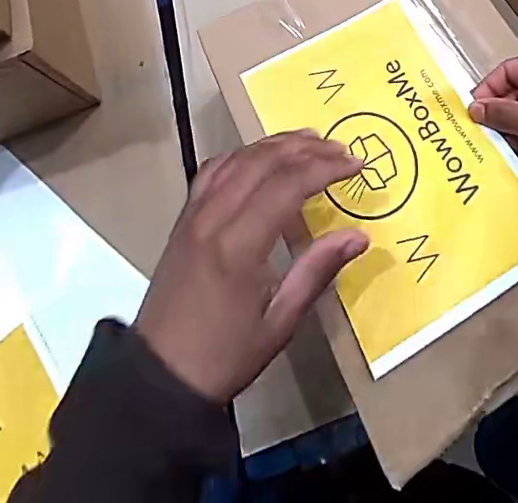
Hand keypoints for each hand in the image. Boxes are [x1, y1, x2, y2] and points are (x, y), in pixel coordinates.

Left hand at [135, 130, 368, 403]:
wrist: (158, 376)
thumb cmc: (224, 354)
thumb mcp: (279, 321)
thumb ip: (317, 270)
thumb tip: (359, 235)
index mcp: (238, 244)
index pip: (287, 184)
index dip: (325, 168)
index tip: (356, 165)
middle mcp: (213, 217)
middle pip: (263, 161)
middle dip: (306, 148)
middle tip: (340, 149)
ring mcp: (194, 213)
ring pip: (238, 158)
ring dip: (276, 144)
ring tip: (310, 142)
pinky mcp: (184, 217)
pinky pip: (214, 169)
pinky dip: (244, 154)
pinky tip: (261, 157)